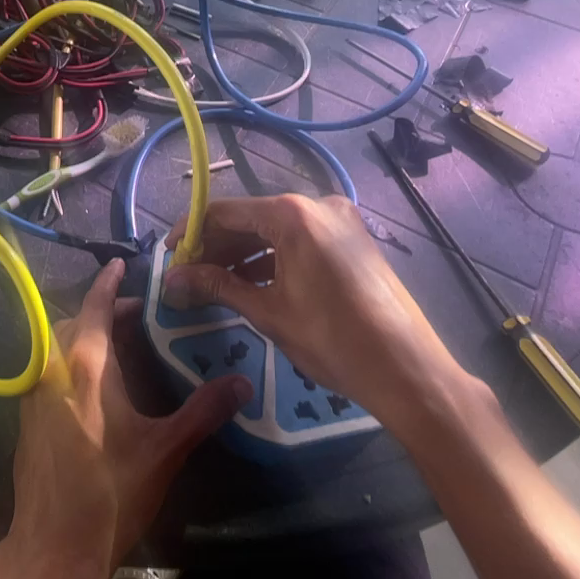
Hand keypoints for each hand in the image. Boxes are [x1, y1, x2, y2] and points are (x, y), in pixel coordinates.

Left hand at [0, 259, 253, 578]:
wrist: (55, 539)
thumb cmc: (112, 490)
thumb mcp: (164, 450)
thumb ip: (202, 412)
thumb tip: (242, 383)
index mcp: (85, 364)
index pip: (95, 305)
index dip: (109, 282)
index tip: (121, 264)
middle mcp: (53, 365)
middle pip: (76, 320)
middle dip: (103, 310)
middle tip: (137, 315)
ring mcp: (34, 388)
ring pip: (58, 343)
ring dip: (85, 333)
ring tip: (120, 342)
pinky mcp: (26, 410)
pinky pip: (49, 365)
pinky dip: (71, 357)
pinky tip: (94, 381)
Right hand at [163, 194, 466, 428]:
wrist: (410, 373)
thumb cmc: (333, 340)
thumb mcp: (267, 312)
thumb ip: (217, 286)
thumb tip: (171, 280)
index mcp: (292, 215)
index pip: (223, 212)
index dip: (190, 233)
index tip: (168, 257)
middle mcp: (316, 205)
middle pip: (249, 218)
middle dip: (215, 246)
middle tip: (188, 275)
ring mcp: (339, 220)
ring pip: (273, 230)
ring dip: (241, 253)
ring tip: (213, 283)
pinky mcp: (352, 239)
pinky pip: (298, 239)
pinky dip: (271, 257)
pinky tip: (249, 282)